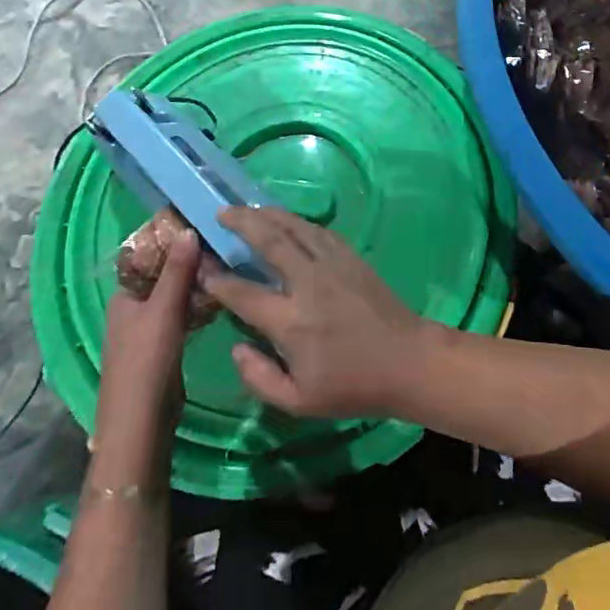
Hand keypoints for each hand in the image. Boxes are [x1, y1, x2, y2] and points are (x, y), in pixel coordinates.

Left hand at [93, 213, 210, 471]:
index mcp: (124, 297)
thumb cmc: (145, 360)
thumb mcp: (162, 311)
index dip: (170, 240)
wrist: (141, 419)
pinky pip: (184, 313)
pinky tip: (222, 298)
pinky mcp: (166, 344)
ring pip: (176, 295)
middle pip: (163, 275)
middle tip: (222, 244)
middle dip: (188, 260)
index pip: (146, 257)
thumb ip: (176, 272)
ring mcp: (150, 328)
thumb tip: (189, 230)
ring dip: (197, 282)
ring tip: (228, 265)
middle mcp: (134, 309)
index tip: (201, 224)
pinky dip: (200, 304)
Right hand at [201, 206, 432, 419]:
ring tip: (249, 209)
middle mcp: (309, 283)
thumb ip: (258, 377)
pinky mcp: (353, 258)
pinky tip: (289, 222)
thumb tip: (235, 348)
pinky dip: (299, 222)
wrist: (407, 361)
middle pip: (270, 241)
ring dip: (270, 214)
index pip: (243, 293)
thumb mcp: (298, 401)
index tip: (202, 268)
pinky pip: (320, 232)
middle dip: (242, 223)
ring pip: (297, 228)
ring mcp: (334, 265)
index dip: (218, 280)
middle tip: (221, 213)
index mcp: (290, 320)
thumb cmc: (351, 385)